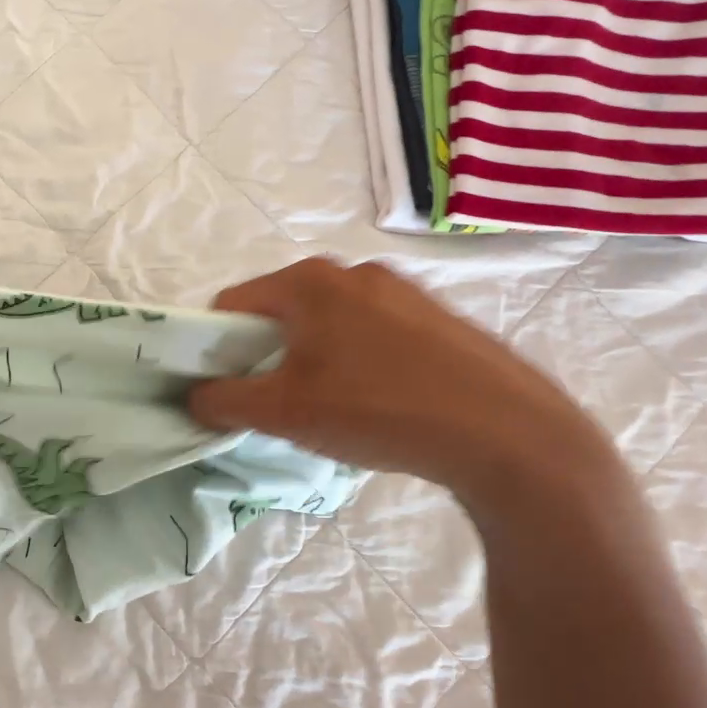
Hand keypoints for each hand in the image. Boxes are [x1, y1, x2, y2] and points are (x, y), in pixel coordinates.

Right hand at [187, 258, 616, 499]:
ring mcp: (403, 289)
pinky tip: (377, 402)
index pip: (228, 306)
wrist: (510, 436)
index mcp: (307, 281)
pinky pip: (370, 333)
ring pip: (325, 324)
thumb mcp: (279, 412)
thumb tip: (196, 396)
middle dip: (264, 355)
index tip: (226, 389)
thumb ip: (220, 400)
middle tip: (276, 402)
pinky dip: (355, 362)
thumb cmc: (377, 410)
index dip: (214, 349)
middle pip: (278, 312)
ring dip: (309, 360)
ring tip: (330, 407)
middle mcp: (353, 271)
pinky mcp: (440, 317)